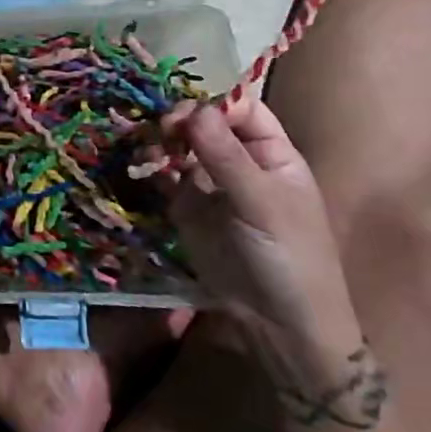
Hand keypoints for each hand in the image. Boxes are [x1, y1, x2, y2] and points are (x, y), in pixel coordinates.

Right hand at [160, 100, 360, 350]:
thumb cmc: (289, 258)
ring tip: (146, 149)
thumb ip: (227, 156)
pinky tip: (141, 166)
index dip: (213, 103)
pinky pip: (165, 176)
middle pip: (204, 123)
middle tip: (160, 129)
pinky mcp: (186, 208)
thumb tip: (194, 108)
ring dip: (161, 141)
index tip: (185, 112)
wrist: (279, 327)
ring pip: (180, 147)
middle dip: (180, 120)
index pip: (240, 109)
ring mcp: (210, 185)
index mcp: (272, 153)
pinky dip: (150, 167)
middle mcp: (239, 161)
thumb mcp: (263, 204)